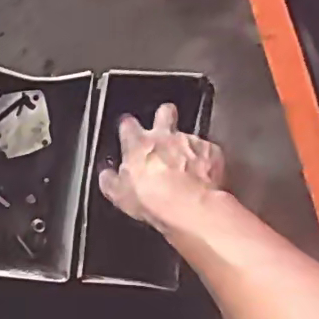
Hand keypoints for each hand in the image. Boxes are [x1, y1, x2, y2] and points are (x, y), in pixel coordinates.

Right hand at [97, 103, 225, 229]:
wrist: (190, 207)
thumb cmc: (153, 199)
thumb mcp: (119, 195)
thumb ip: (110, 180)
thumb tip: (106, 176)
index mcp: (138, 143)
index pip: (127, 123)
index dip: (127, 127)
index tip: (127, 133)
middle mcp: (165, 136)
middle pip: (164, 111)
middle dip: (163, 116)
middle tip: (162, 131)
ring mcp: (191, 141)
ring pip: (188, 135)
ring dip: (185, 148)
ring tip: (184, 169)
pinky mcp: (212, 152)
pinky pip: (208, 151)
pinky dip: (205, 162)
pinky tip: (201, 178)